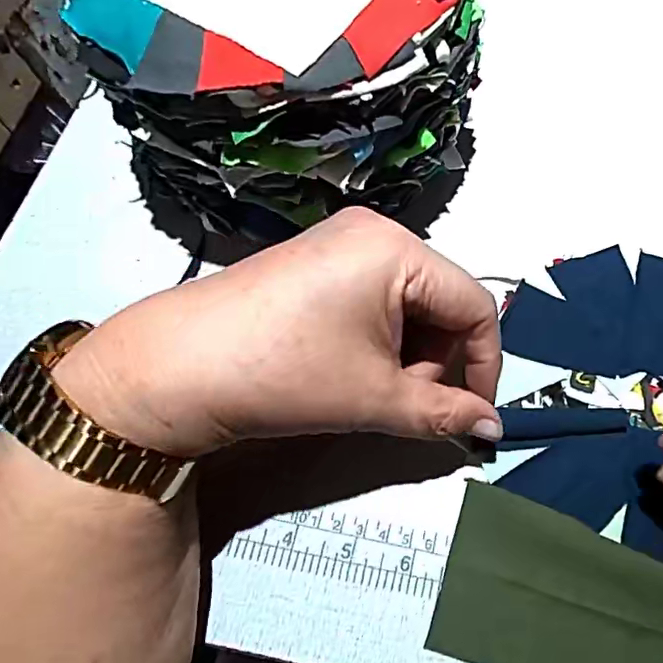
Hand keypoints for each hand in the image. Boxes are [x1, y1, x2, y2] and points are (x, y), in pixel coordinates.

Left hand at [52, 208, 501, 457]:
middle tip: (409, 400)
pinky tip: (356, 366)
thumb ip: (445, 413)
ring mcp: (344, 241)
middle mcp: (377, 232)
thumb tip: (494, 430)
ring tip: (376, 387)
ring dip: (413, 352)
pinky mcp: (321, 259)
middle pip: (444, 302)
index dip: (486, 362)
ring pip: (414, 302)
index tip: (475, 410)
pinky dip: (385, 336)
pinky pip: (381, 295)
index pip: (475, 305)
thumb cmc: (284, 375)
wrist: (169, 371)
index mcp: (398, 250)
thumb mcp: (376, 398)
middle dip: (439, 359)